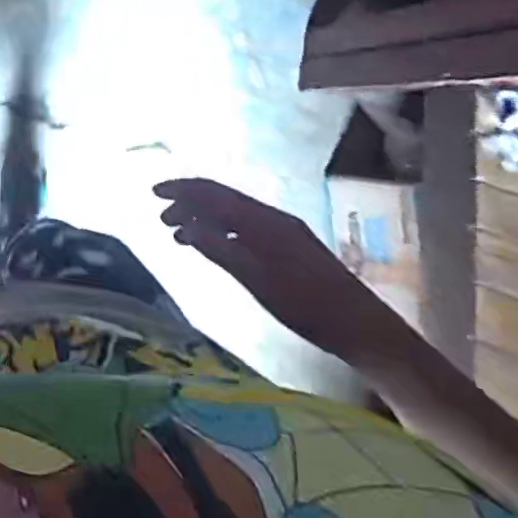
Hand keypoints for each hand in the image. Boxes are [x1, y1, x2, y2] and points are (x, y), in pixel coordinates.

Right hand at [155, 178, 401, 360]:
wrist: (363, 328)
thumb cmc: (307, 306)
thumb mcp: (257, 281)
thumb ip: (220, 250)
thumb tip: (184, 227)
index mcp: (262, 220)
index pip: (213, 193)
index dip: (182, 190)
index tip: (155, 194)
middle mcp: (271, 217)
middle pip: (221, 198)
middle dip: (189, 203)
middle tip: (162, 220)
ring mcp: (282, 230)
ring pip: (233, 212)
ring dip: (204, 217)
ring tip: (180, 234)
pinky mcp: (289, 245)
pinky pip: (245, 225)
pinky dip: (222, 229)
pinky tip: (214, 244)